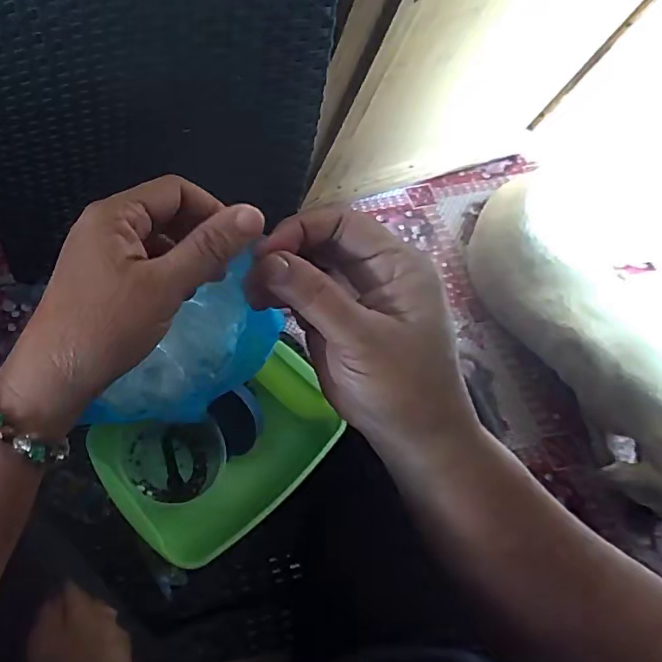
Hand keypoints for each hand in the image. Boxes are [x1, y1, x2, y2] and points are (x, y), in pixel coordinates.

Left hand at [0, 176, 265, 436]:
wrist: (54, 376)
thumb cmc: (108, 327)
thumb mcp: (165, 285)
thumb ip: (209, 247)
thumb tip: (253, 212)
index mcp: (113, 214)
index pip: (175, 190)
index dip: (212, 210)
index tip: (239, 244)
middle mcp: (100, 225)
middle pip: (163, 213)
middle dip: (197, 237)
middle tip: (220, 273)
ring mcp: (95, 253)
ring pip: (153, 241)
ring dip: (181, 258)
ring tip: (198, 289)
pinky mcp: (95, 279)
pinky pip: (138, 263)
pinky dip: (162, 275)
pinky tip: (172, 300)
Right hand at [247, 205, 477, 458]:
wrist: (413, 439)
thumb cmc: (401, 387)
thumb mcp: (359, 339)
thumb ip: (314, 295)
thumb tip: (266, 259)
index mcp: (395, 264)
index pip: (342, 223)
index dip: (301, 229)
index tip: (264, 255)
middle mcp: (373, 271)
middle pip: (320, 241)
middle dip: (283, 252)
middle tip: (248, 277)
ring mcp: (352, 295)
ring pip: (306, 266)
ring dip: (276, 274)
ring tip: (250, 295)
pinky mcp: (333, 317)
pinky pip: (300, 292)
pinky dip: (277, 293)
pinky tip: (259, 304)